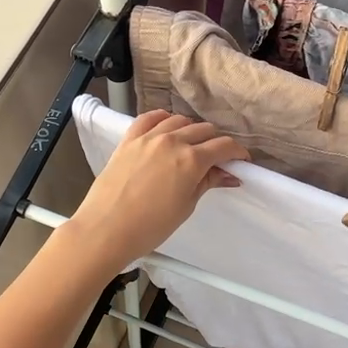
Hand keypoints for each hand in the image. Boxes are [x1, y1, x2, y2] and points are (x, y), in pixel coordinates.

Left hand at [60, 111, 248, 273]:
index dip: (237, 153)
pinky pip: (149, 118)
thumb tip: (229, 175)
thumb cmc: (149, 226)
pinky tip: (167, 127)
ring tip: (192, 145)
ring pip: (180, 121)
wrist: (106, 229)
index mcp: (192, 160)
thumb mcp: (186, 206)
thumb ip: (207, 183)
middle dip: (216, 142)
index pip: (224, 146)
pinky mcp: (129, 140)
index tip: (241, 161)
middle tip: (218, 159)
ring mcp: (148, 138)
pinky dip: (163, 119)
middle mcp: (172, 142)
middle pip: (204, 130)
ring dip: (192, 130)